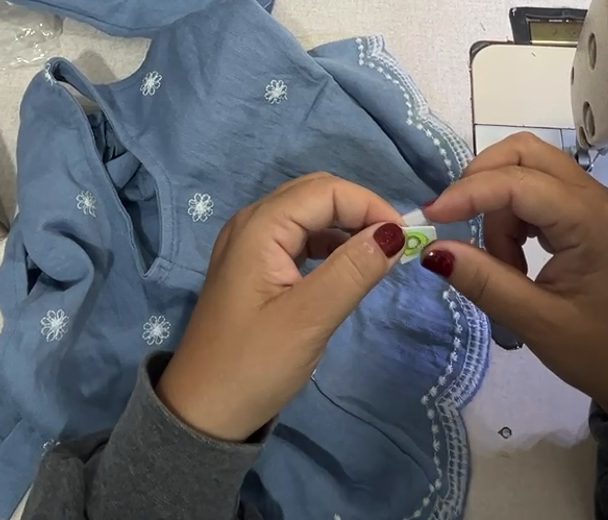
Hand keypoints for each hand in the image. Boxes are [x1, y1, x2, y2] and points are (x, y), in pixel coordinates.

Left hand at [156, 173, 404, 440]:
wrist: (201, 416)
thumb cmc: (253, 365)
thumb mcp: (309, 319)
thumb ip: (353, 270)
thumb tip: (395, 233)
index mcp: (260, 226)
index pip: (326, 191)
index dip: (369, 205)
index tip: (406, 238)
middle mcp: (252, 222)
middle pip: (317, 193)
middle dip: (360, 209)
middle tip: (395, 244)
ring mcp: (251, 242)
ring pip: (309, 212)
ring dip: (346, 225)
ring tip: (378, 254)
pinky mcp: (255, 265)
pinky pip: (299, 235)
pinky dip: (328, 242)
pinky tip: (347, 266)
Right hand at [421, 133, 607, 412]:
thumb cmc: (597, 350)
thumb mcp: (536, 323)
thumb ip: (484, 282)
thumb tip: (432, 251)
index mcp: (588, 219)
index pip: (517, 182)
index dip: (469, 193)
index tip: (431, 217)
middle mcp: (591, 195)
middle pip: (523, 152)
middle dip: (482, 179)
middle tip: (459, 222)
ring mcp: (589, 198)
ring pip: (525, 166)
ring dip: (497, 202)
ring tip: (500, 260)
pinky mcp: (582, 209)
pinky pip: (534, 186)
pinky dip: (510, 210)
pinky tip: (513, 254)